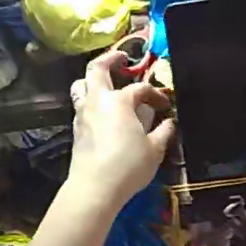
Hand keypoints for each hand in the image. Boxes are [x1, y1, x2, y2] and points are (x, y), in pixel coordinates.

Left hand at [65, 48, 175, 211]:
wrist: (95, 188)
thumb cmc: (127, 166)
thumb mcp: (154, 150)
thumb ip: (164, 132)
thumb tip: (169, 122)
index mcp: (119, 101)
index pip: (140, 89)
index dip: (155, 95)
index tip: (165, 107)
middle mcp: (97, 101)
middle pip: (97, 69)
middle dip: (110, 59)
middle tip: (123, 58)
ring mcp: (82, 114)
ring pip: (81, 85)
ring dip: (92, 79)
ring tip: (105, 83)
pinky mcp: (76, 129)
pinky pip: (80, 104)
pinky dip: (90, 100)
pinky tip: (101, 111)